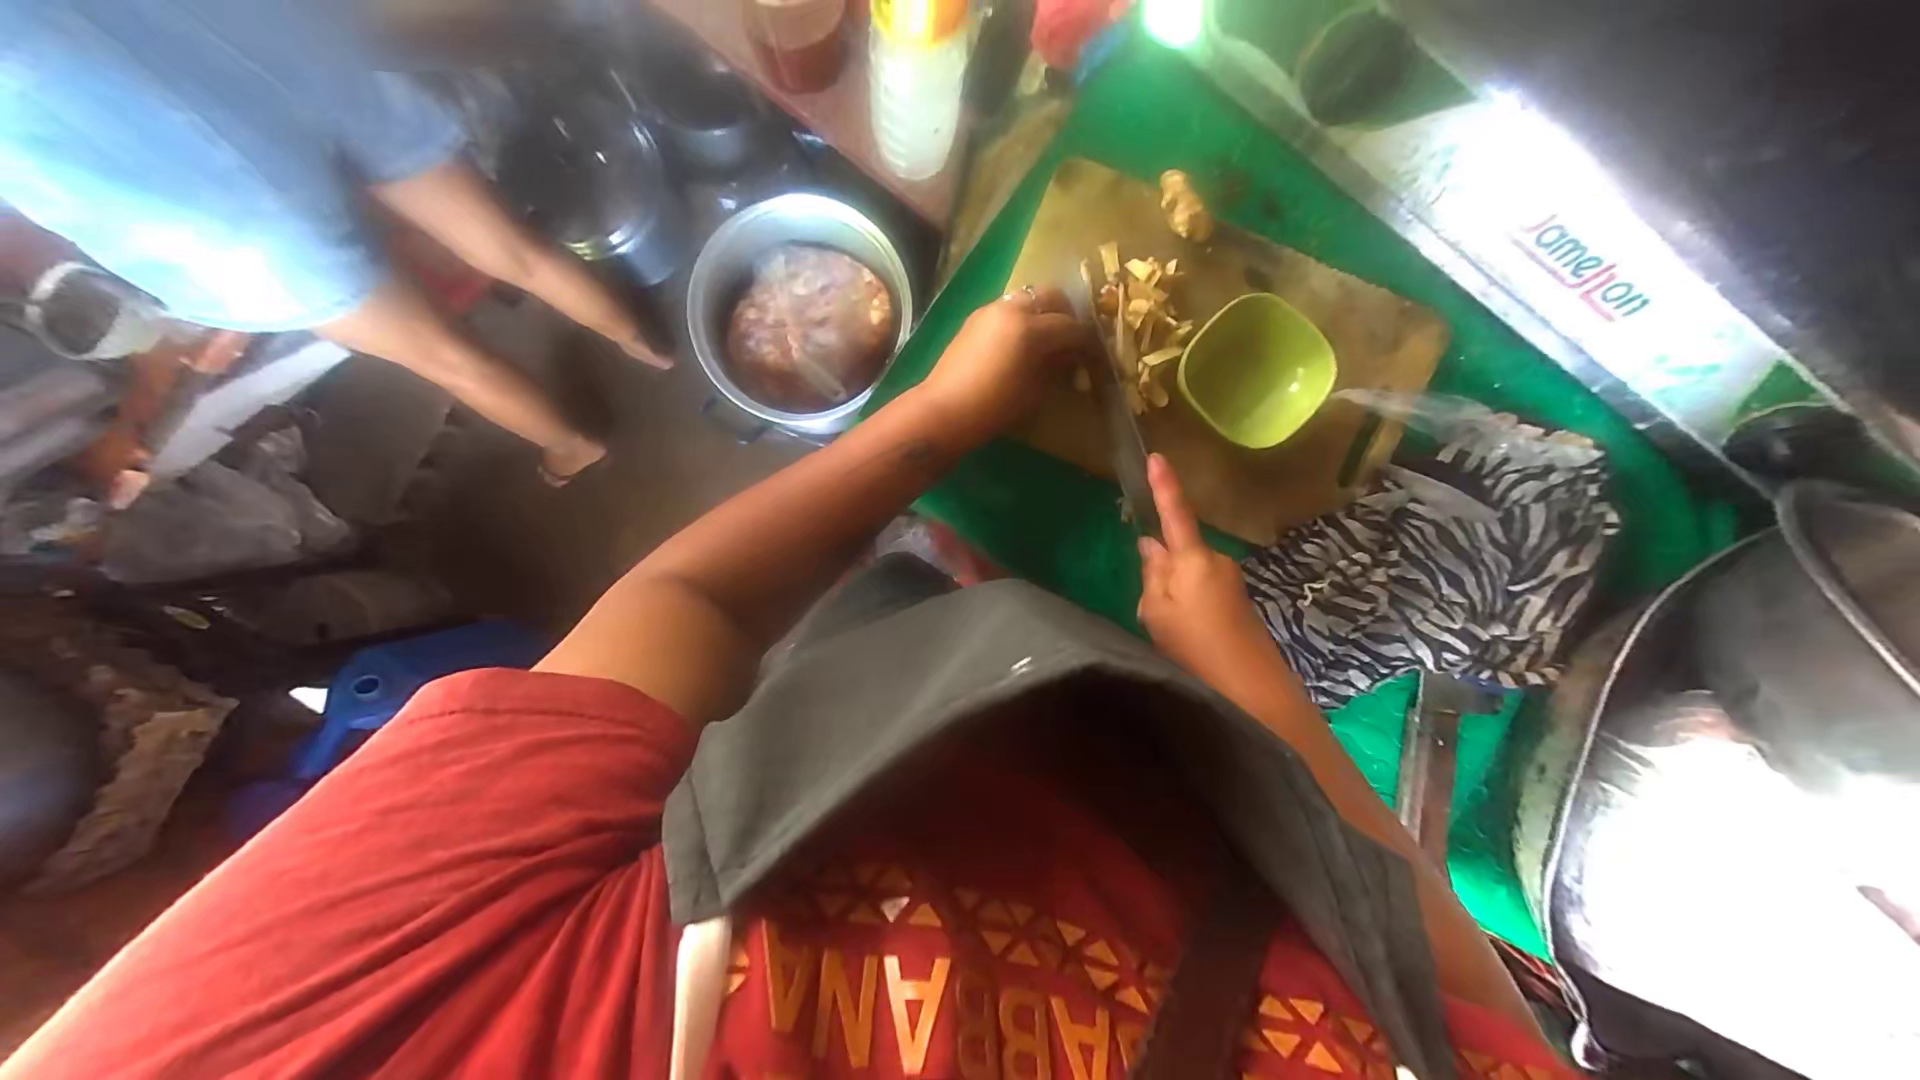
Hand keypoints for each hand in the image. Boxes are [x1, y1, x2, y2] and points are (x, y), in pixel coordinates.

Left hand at [917, 286, 1087, 441]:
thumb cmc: (994, 409)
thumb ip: (1057, 367)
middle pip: (1052, 296)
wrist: (944, 411)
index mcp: (1032, 329)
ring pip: (1028, 297)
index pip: (1073, 328)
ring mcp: (991, 310)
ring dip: (1044, 313)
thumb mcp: (1035, 392)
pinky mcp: (975, 318)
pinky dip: (1023, 318)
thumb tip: (1070, 357)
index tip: (1096, 358)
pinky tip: (1022, 344)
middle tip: (1072, 342)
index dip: (1089, 344)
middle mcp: (1013, 310)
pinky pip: (1009, 308)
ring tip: (1047, 341)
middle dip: (1068, 315)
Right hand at [1137, 453, 1273, 677]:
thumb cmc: (1194, 646)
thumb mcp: (1157, 611)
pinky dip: (1187, 602)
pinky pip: (1201, 588)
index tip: (1156, 456)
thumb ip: (1152, 574)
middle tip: (1153, 606)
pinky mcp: (1236, 599)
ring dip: (1174, 589)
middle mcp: (1216, 561)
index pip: (1176, 514)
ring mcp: (1230, 580)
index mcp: (1194, 559)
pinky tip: (1186, 634)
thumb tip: (1151, 544)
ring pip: (1188, 572)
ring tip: (1170, 629)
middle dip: (1161, 567)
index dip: (1164, 485)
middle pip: (1179, 550)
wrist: (1250, 688)